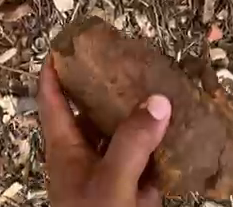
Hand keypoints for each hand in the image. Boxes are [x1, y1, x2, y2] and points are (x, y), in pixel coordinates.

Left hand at [38, 58, 171, 206]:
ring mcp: (105, 179)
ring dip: (140, 119)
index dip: (55, 68)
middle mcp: (82, 160)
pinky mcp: (127, 198)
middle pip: (92, 113)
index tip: (66, 41)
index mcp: (64, 148)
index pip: (52, 98)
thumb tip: (159, 99)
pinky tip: (180, 136)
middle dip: (110, 87)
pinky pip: (145, 167)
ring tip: (162, 91)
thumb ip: (133, 140)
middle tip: (132, 61)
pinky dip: (160, 151)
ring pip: (122, 139)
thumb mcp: (111, 180)